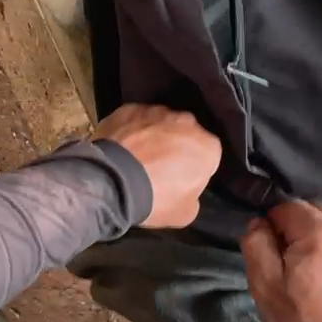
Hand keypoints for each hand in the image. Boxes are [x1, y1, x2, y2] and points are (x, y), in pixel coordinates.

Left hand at [93, 104, 221, 228]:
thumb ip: (192, 196)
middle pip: (183, 134)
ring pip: (158, 122)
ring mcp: (156, 111)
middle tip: (155, 168)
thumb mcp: (185, 212)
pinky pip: (132, 119)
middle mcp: (186, 121)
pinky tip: (118, 145)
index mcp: (208, 146)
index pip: (207, 156)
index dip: (193, 169)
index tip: (178, 181)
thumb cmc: (156, 199)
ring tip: (133, 156)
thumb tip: (184, 191)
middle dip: (173, 147)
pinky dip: (127, 129)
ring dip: (150, 135)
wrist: (113, 182)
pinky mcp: (128, 109)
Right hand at [241, 201, 321, 321]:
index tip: (270, 245)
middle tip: (291, 258)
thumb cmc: (306, 315)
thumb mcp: (266, 284)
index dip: (273, 222)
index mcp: (320, 231)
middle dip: (298, 227)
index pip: (288, 206)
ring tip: (317, 266)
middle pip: (315, 211)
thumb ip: (256, 245)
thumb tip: (258, 222)